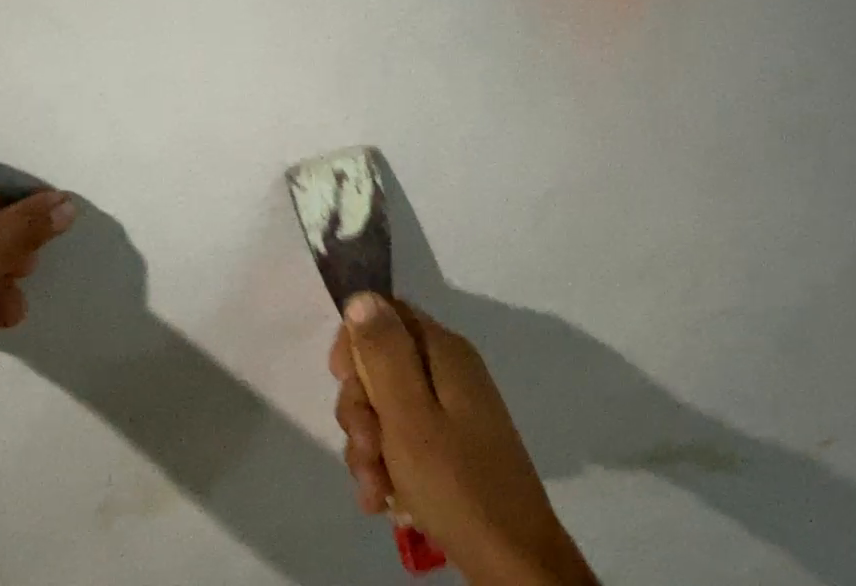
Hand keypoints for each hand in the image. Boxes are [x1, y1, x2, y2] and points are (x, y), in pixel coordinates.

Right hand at [331, 294, 597, 585]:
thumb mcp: (407, 414)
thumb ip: (382, 352)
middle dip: (359, 408)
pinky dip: (386, 464)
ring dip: (367, 446)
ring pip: (384, 406)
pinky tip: (385, 498)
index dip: (354, 344)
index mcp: (443, 351)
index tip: (343, 382)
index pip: (384, 313)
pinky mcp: (450, 444)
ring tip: (375, 489)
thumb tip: (362, 295)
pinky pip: (402, 437)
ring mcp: (450, 409)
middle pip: (379, 363)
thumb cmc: (455, 482)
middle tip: (364, 447)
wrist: (512, 561)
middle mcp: (447, 370)